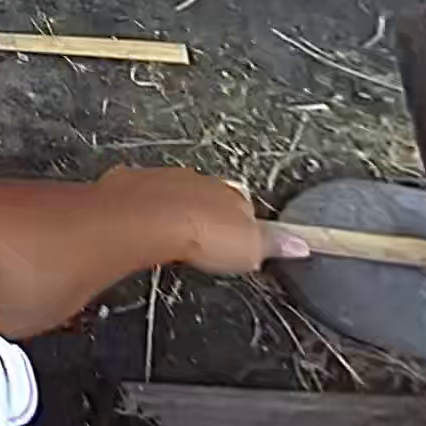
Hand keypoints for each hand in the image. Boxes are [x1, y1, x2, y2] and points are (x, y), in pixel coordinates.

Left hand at [95, 167, 309, 273]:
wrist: (146, 218)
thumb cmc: (202, 235)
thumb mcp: (251, 250)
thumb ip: (274, 244)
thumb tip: (299, 244)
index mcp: (228, 193)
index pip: (241, 203)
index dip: (238, 222)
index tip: (232, 237)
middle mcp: (192, 178)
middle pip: (201, 193)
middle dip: (200, 209)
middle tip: (198, 234)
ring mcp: (156, 176)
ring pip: (167, 188)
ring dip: (168, 204)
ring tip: (167, 228)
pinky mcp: (126, 179)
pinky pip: (135, 188)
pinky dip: (137, 200)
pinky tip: (135, 216)